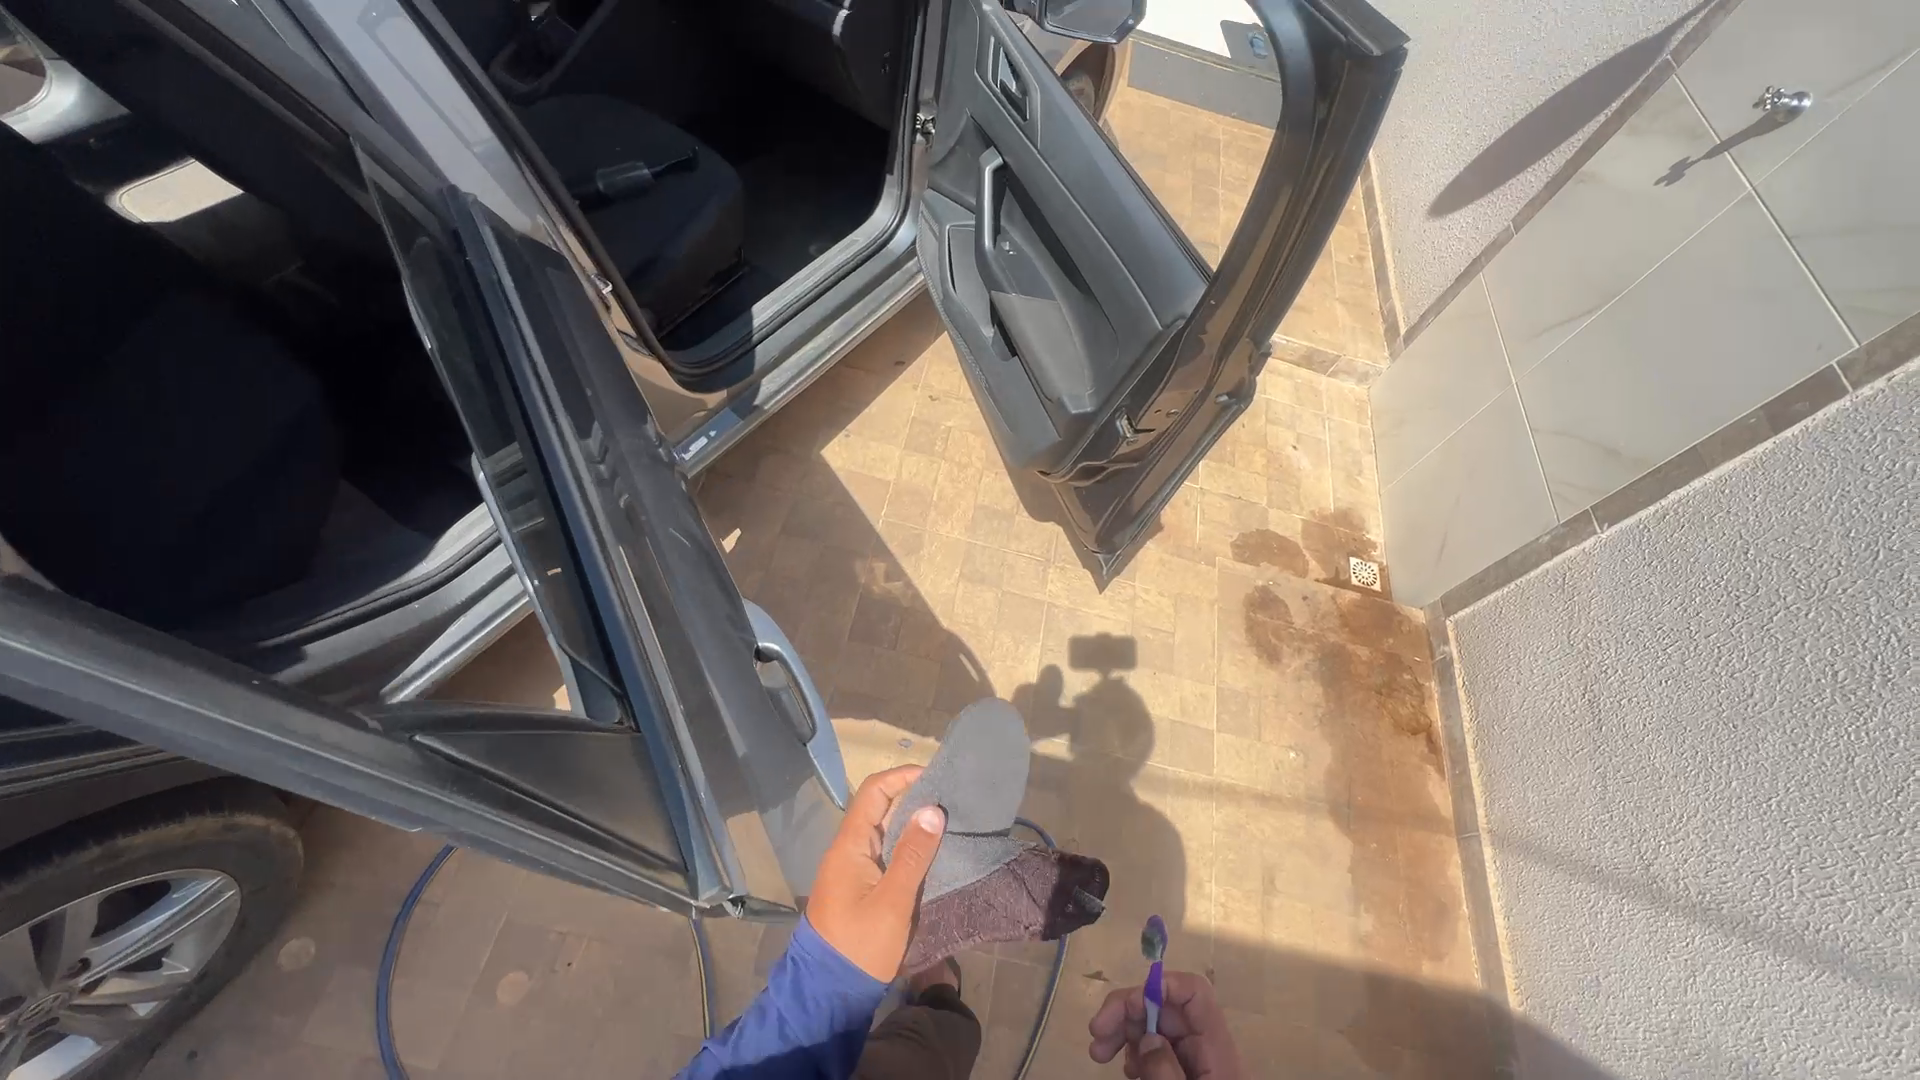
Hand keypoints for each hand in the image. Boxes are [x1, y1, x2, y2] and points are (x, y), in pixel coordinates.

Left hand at [805, 765, 946, 980]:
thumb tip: (933, 809)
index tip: (936, 776)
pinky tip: (932, 852)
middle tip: (950, 799)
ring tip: (948, 821)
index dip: (902, 777)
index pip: (873, 792)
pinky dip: (907, 846)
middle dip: (913, 797)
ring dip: (912, 823)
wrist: (828, 994)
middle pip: (880, 808)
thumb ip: (913, 855)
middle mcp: (848, 849)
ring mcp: (853, 868)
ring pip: (884, 831)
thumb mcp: (892, 902)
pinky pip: (885, 853)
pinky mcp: (860, 887)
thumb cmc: (860, 946)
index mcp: (849, 845)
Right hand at [1089, 970, 1242, 1079]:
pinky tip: (1127, 1074)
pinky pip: (1157, 1053)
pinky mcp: (1185, 1078)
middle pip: (1166, 1008)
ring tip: (1100, 1056)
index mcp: (1217, 1050)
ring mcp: (1195, 1065)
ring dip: (1125, 1034)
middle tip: (1095, 1037)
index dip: (1159, 986)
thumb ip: (1166, 1073)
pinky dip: (1136, 1057)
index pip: (1194, 993)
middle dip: (1126, 1013)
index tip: (1123, 1007)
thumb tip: (1146, 1037)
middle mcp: (1207, 1049)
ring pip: (1155, 1028)